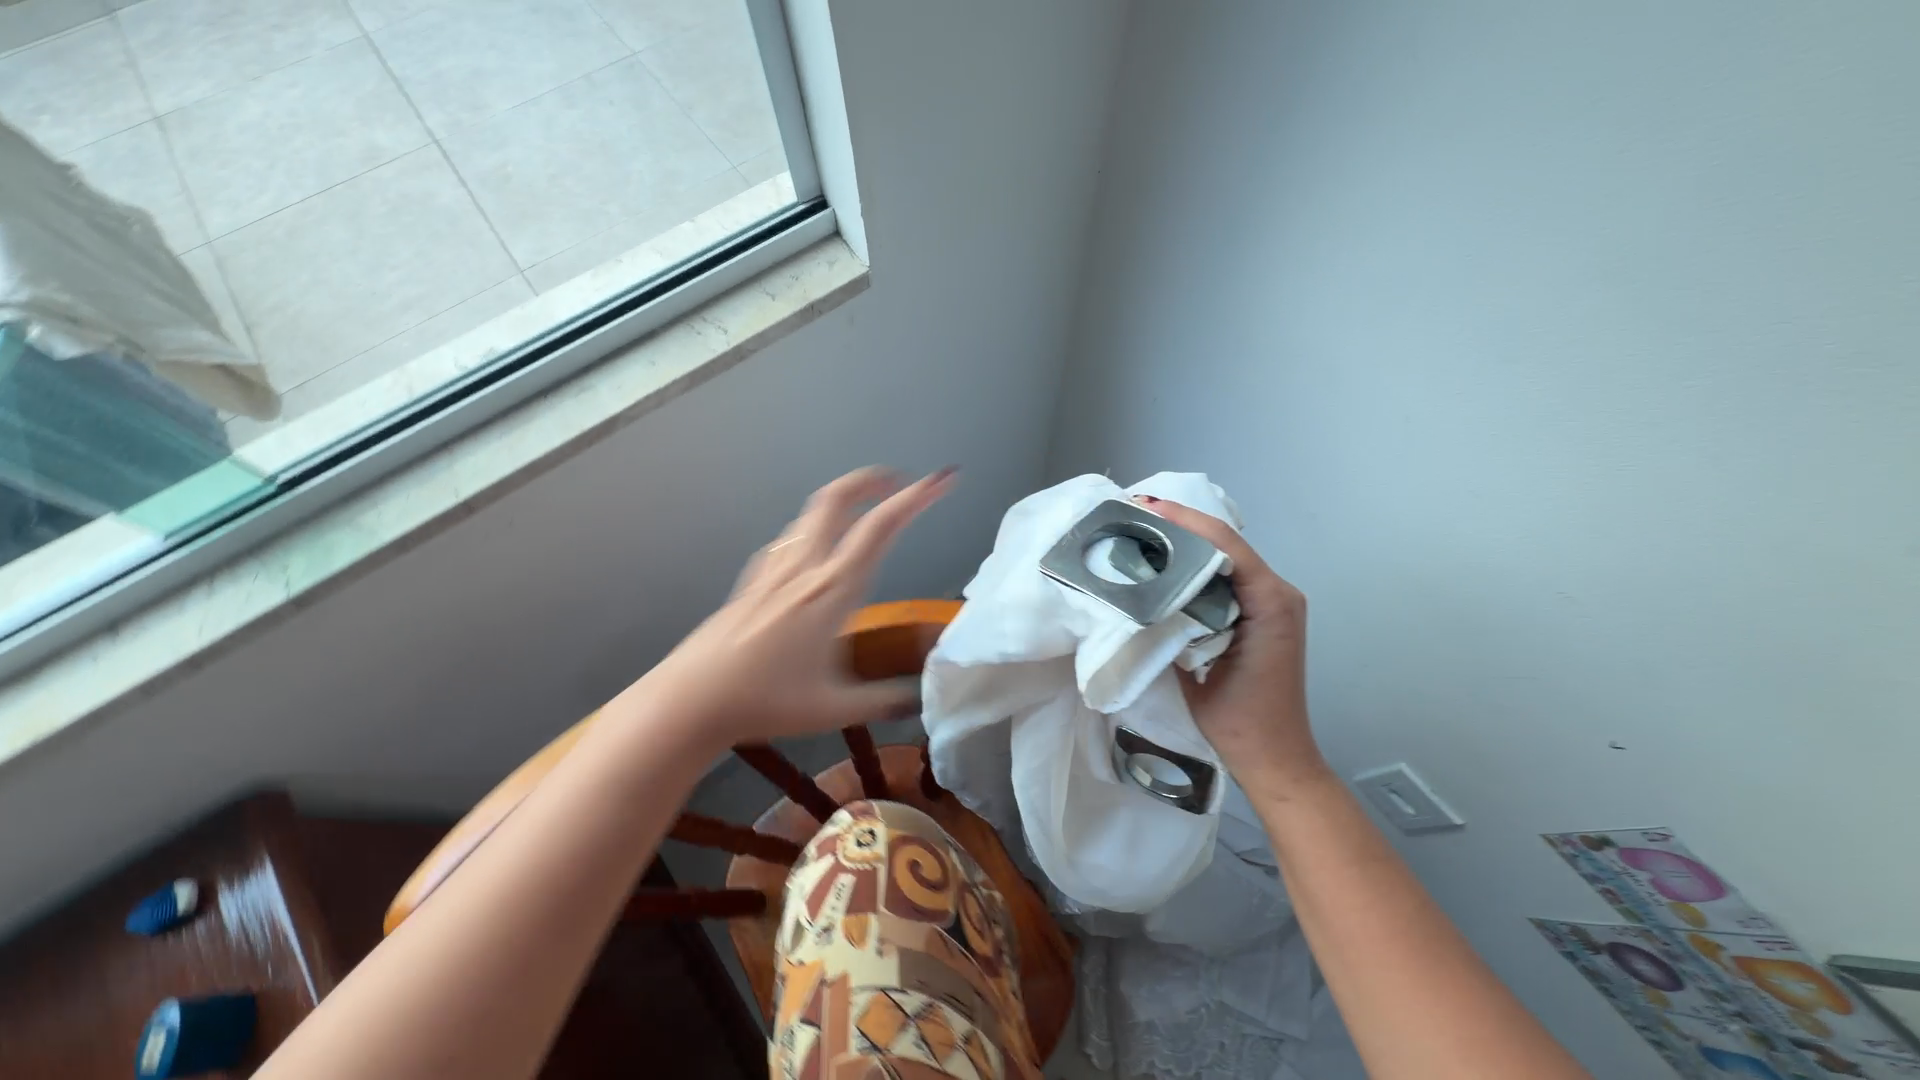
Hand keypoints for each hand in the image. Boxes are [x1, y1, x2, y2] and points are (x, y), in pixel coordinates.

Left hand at [634, 466, 955, 748]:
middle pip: (836, 499)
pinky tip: (811, 554)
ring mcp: (772, 571)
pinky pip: (787, 541)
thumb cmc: (768, 701)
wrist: (692, 699)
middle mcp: (804, 568)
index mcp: (833, 589)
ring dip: (841, 503)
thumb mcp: (836, 708)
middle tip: (896, 482)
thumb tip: (922, 698)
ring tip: (862, 513)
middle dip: (870, 480)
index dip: (916, 497)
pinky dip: (811, 531)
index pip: (881, 527)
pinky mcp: (750, 583)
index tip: (942, 478)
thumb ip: (886, 701)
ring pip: (809, 516)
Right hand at [1134, 495, 1332, 797]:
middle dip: (1180, 526)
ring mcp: (1271, 603)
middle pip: (1224, 545)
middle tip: (1132, 516)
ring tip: (1140, 536)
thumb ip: (1177, 622)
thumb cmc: (1240, 719)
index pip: (1223, 544)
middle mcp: (1276, 592)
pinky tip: (1162, 570)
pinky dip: (1194, 571)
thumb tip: (1143, 590)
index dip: (1182, 521)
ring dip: (1185, 546)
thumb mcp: (1200, 667)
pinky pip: (1224, 581)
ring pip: (1223, 560)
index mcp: (1270, 599)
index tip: (1142, 508)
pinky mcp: (1259, 616)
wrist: (1272, 758)